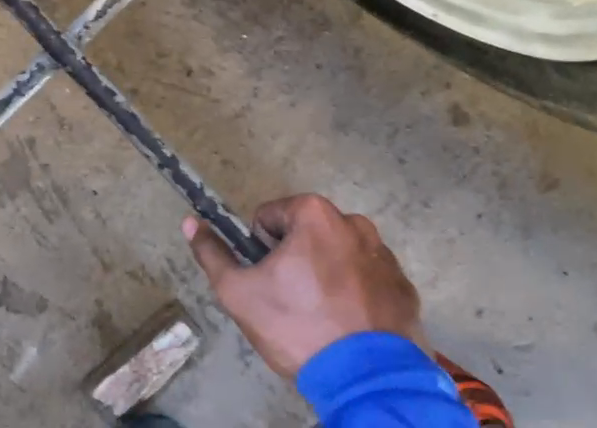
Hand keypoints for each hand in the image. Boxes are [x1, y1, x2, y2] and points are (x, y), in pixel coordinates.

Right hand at [184, 194, 426, 378]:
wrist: (369, 381)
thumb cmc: (298, 326)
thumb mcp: (239, 293)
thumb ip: (213, 254)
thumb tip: (190, 223)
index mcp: (314, 215)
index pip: (270, 218)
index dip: (260, 249)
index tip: (268, 281)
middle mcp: (354, 224)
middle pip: (308, 234)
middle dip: (297, 259)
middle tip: (292, 301)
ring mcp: (386, 257)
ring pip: (341, 256)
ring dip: (329, 275)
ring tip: (323, 318)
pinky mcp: (406, 290)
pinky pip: (371, 283)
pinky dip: (359, 296)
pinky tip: (350, 327)